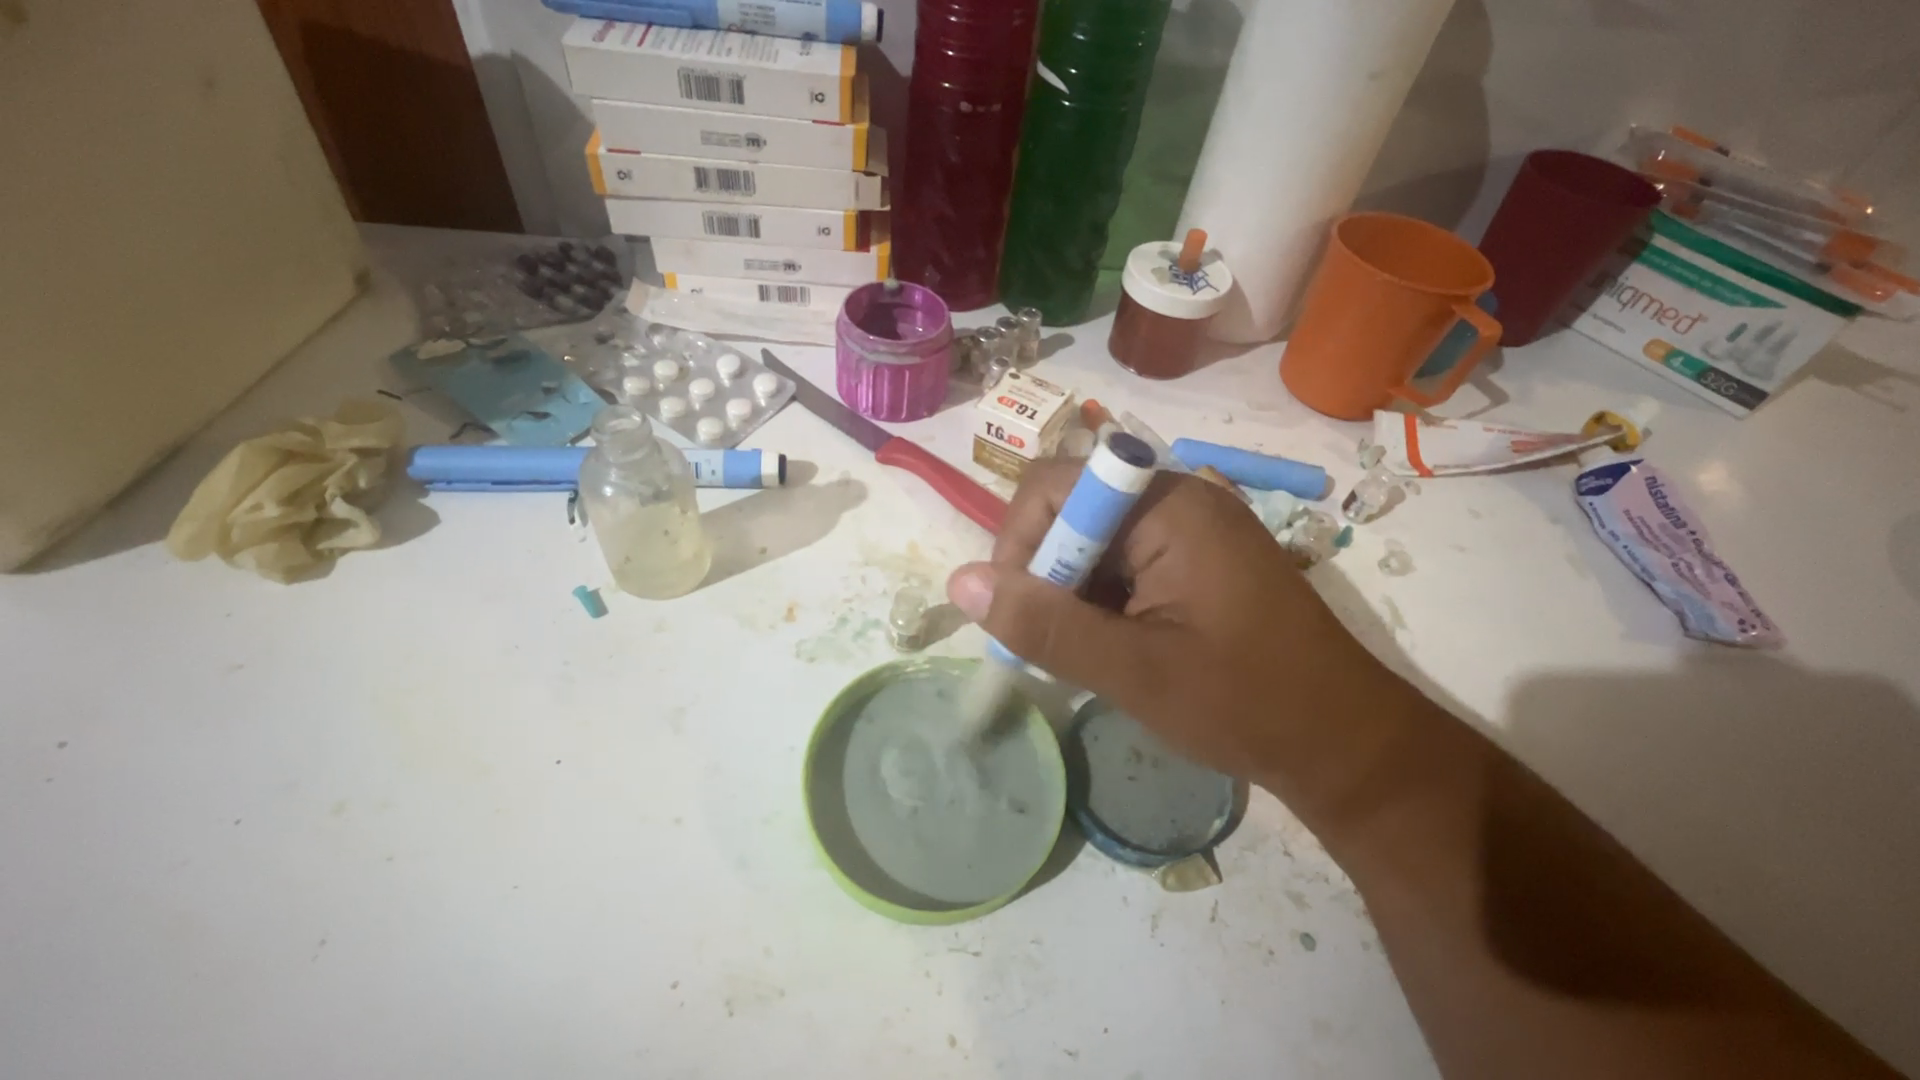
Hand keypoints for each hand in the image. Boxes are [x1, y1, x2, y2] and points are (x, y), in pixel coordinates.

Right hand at [946, 462, 1426, 821]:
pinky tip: (1117, 651)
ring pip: (1094, 544)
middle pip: (1073, 513)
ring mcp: (1193, 532)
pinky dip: (1103, 604)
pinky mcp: (1199, 563)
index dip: (1019, 544)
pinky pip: (1126, 565)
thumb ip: (1045, 624)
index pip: (1055, 488)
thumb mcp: (1133, 670)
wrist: (1345, 744)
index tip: (1017, 616)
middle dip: (1047, 577)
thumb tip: (959, 582)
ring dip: (1074, 596)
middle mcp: (1179, 501)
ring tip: (1091, 657)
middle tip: (1055, 647)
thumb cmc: (1246, 703)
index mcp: (1169, 507)